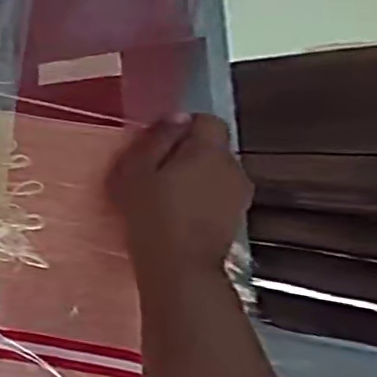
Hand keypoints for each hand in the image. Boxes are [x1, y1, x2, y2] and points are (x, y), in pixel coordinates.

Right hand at [107, 113, 253, 285]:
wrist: (179, 261)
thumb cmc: (149, 209)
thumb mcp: (135, 169)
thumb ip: (157, 140)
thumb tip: (177, 116)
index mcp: (209, 153)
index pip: (209, 121)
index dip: (183, 125)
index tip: (157, 140)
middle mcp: (234, 168)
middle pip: (212, 146)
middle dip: (186, 151)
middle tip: (152, 168)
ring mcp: (240, 192)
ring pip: (215, 169)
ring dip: (193, 172)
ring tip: (163, 190)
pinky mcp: (238, 212)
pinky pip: (218, 188)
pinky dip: (200, 191)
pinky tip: (178, 207)